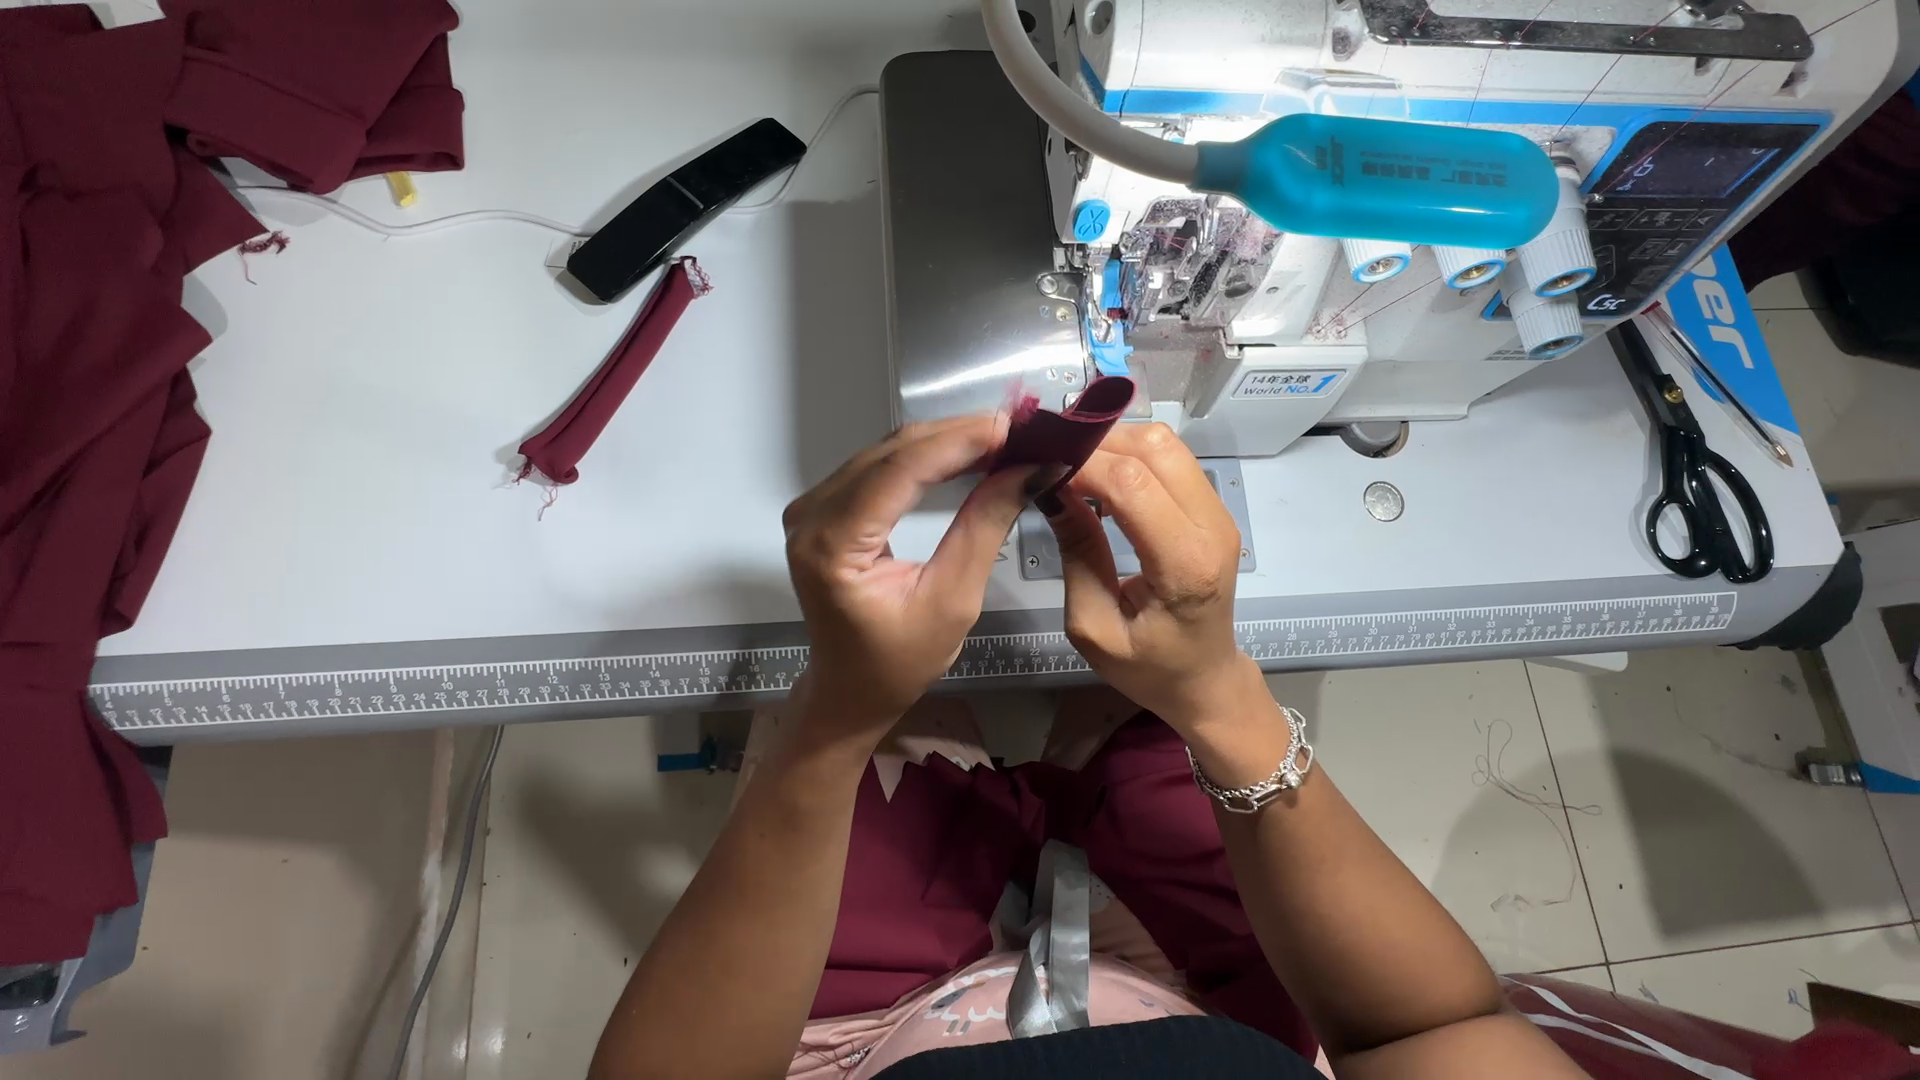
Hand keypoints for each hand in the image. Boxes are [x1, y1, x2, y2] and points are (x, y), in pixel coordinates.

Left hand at [784, 415, 1032, 745]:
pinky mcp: (822, 509)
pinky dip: (924, 458)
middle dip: (956, 436)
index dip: (957, 442)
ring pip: (885, 453)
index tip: (1012, 428)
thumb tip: (1027, 470)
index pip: (898, 472)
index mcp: (831, 547)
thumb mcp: (953, 600)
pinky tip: (964, 454)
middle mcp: (810, 517)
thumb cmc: (900, 661)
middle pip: (890, 454)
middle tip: (1019, 431)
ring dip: (944, 442)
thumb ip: (983, 527)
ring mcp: (811, 509)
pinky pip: (878, 468)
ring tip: (1001, 440)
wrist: (851, 689)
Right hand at [1041, 423, 1271, 741]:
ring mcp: (1219, 513)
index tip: (1038, 469)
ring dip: (1114, 443)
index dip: (1081, 466)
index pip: (1131, 485)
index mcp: (1184, 564)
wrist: (1205, 680)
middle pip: (1153, 448)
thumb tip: (1050, 488)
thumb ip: (1077, 553)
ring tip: (1073, 467)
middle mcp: (1211, 527)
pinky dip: (1130, 453)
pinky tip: (1099, 475)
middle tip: (1052, 463)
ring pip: (1164, 443)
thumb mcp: (1093, 626)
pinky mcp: (1212, 508)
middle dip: (1096, 445)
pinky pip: (1171, 458)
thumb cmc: (1148, 668)